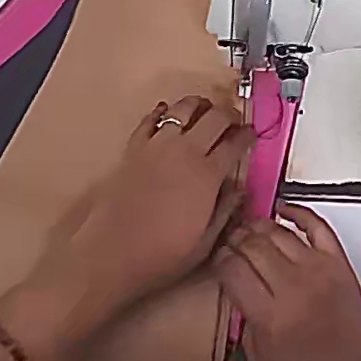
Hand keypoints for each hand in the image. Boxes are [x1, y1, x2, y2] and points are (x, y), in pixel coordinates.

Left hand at [44, 96, 251, 312]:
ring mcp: (157, 146)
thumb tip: (240, 189)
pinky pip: (151, 119)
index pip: (235, 143)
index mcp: (207, 175)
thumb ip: (225, 211)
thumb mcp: (203, 243)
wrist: (108, 255)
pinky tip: (167, 112)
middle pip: (215, 117)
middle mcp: (185, 151)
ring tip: (205, 108)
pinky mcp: (134, 147)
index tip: (251, 134)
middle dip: (229, 114)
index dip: (247, 135)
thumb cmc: (160, 256)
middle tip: (234, 120)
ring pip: (183, 108)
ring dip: (199, 104)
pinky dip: (162, 111)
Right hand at [213, 203, 360, 360]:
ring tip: (250, 229)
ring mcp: (319, 271)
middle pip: (254, 245)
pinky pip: (317, 225)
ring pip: (280, 232)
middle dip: (237, 239)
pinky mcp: (339, 264)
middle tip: (231, 240)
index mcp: (271, 316)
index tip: (218, 257)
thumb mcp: (257, 357)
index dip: (221, 259)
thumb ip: (243, 314)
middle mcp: (295, 287)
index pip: (234, 269)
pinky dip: (298, 212)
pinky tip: (282, 210)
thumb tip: (234, 278)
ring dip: (260, 226)